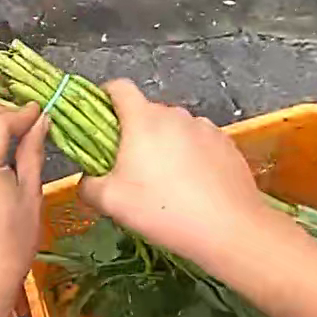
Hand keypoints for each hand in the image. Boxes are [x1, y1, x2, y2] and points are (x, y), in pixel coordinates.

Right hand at [76, 79, 271, 269]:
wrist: (231, 229)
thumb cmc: (164, 210)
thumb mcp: (110, 203)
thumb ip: (87, 185)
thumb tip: (86, 179)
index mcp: (143, 119)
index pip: (119, 87)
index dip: (105, 97)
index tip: (100, 121)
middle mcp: (175, 115)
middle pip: (146, 111)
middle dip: (133, 132)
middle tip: (130, 168)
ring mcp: (204, 127)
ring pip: (173, 127)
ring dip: (163, 144)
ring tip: (165, 181)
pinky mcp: (227, 144)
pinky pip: (198, 141)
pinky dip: (189, 155)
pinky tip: (193, 185)